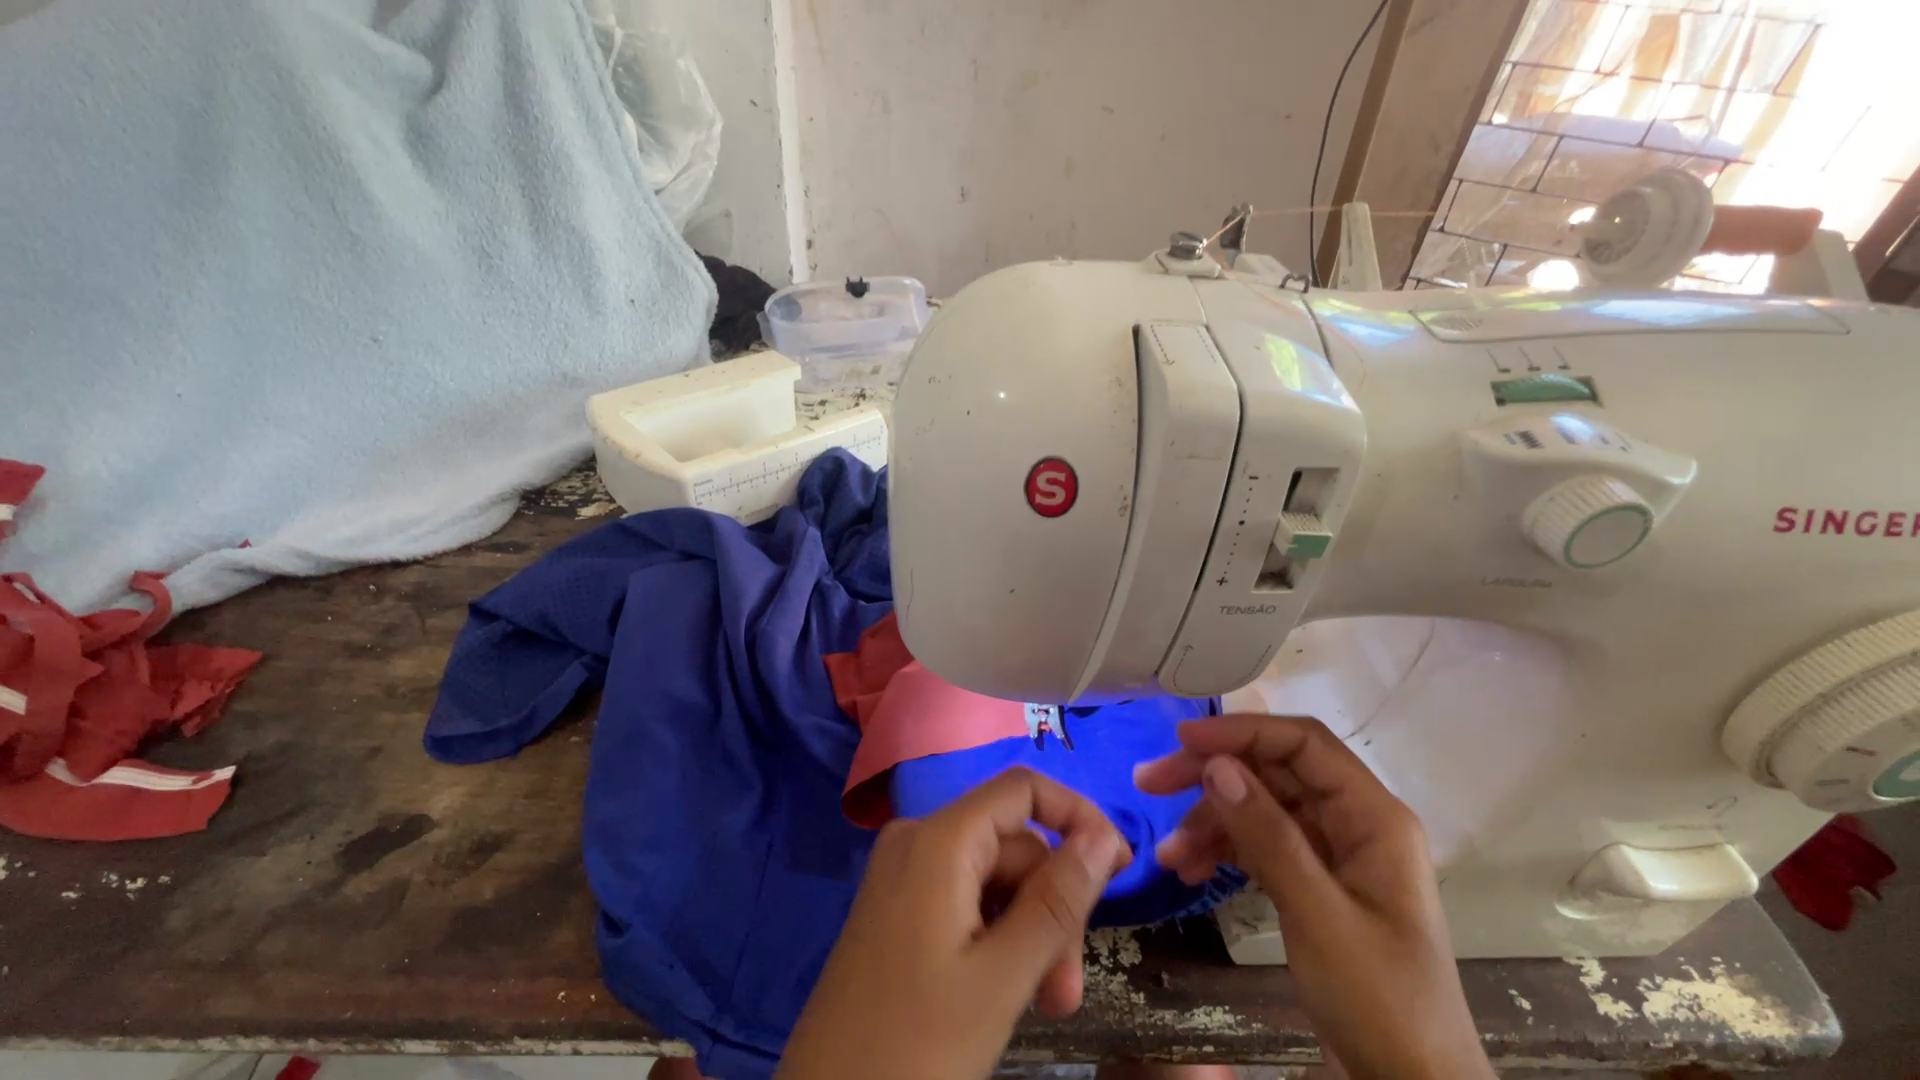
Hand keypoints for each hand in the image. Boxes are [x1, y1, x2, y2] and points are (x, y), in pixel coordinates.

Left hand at [777, 767, 1131, 1079]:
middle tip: (1067, 992)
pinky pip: (966, 903)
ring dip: (1031, 936)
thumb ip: (1057, 901)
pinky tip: (1009, 995)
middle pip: (1014, 846)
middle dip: (1052, 909)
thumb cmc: (917, 1043)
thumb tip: (1102, 836)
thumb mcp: (1002, 977)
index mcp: (938, 841)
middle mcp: (917, 842)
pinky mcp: (898, 912)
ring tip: (1048, 1007)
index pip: (1022, 789)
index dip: (1078, 817)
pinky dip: (998, 941)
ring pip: (995, 882)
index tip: (1120, 869)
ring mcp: (903, 878)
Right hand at [1134, 715, 1493, 1079]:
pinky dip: (1224, 852)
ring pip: (1262, 809)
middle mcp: (1355, 824)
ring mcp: (1335, 855)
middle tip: (1149, 784)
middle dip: (1212, 775)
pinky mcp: (1316, 884)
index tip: (1181, 740)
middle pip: (1275, 773)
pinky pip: (1262, 846)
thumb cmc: (1378, 1000)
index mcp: (1373, 817)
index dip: (1241, 733)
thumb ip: (1268, 836)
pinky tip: (1188, 871)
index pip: (1303, 745)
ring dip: (1211, 822)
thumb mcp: (1318, 916)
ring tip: (1167, 856)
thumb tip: (1218, 766)